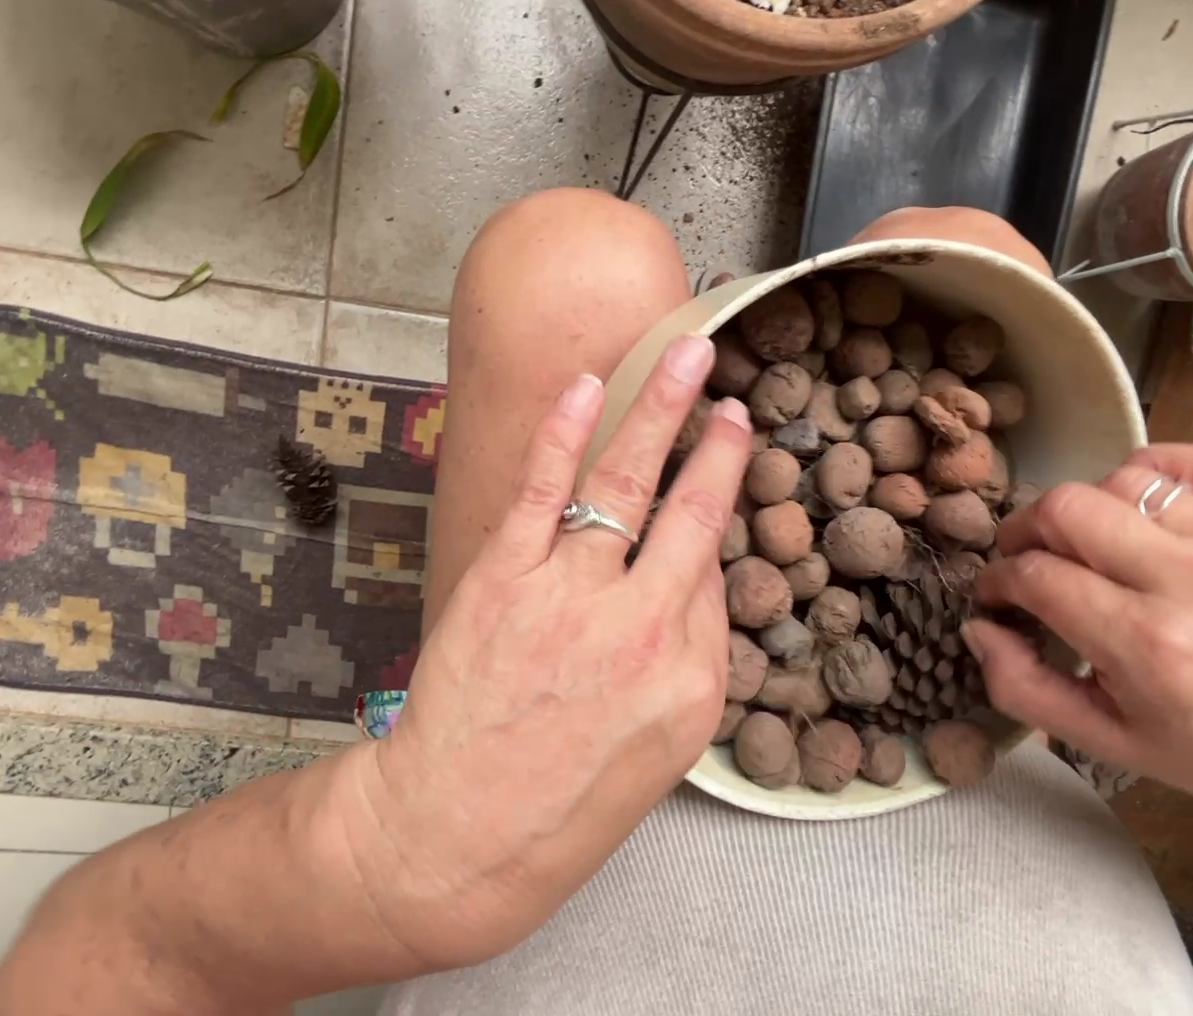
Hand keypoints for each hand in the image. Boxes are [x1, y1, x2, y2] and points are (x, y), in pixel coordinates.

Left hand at [343, 335, 749, 970]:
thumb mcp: (659, 748)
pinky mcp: (504, 579)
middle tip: (735, 392)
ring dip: (661, 409)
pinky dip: (565, 430)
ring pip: (626, 482)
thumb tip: (686, 574)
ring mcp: (572, 598)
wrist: (457, 838)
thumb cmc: (561, 804)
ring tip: (686, 354)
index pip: (710, 572)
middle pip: (696, 512)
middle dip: (721, 443)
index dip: (711, 514)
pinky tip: (590, 384)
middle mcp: (644, 630)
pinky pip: (543, 487)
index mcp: (694, 680)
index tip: (723, 464)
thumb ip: (685, 657)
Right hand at [963, 444, 1192, 856]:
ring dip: (1081, 508)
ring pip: (1119, 479)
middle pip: (1066, 508)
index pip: (1035, 576)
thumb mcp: (1111, 745)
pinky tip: (1134, 507)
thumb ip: (1024, 688)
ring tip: (1083, 545)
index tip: (997, 598)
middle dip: (1024, 531)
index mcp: (1148, 645)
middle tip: (1025, 563)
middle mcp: (1189, 581)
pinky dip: (1145, 471)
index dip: (997, 582)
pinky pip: (1189, 461)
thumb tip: (978, 628)